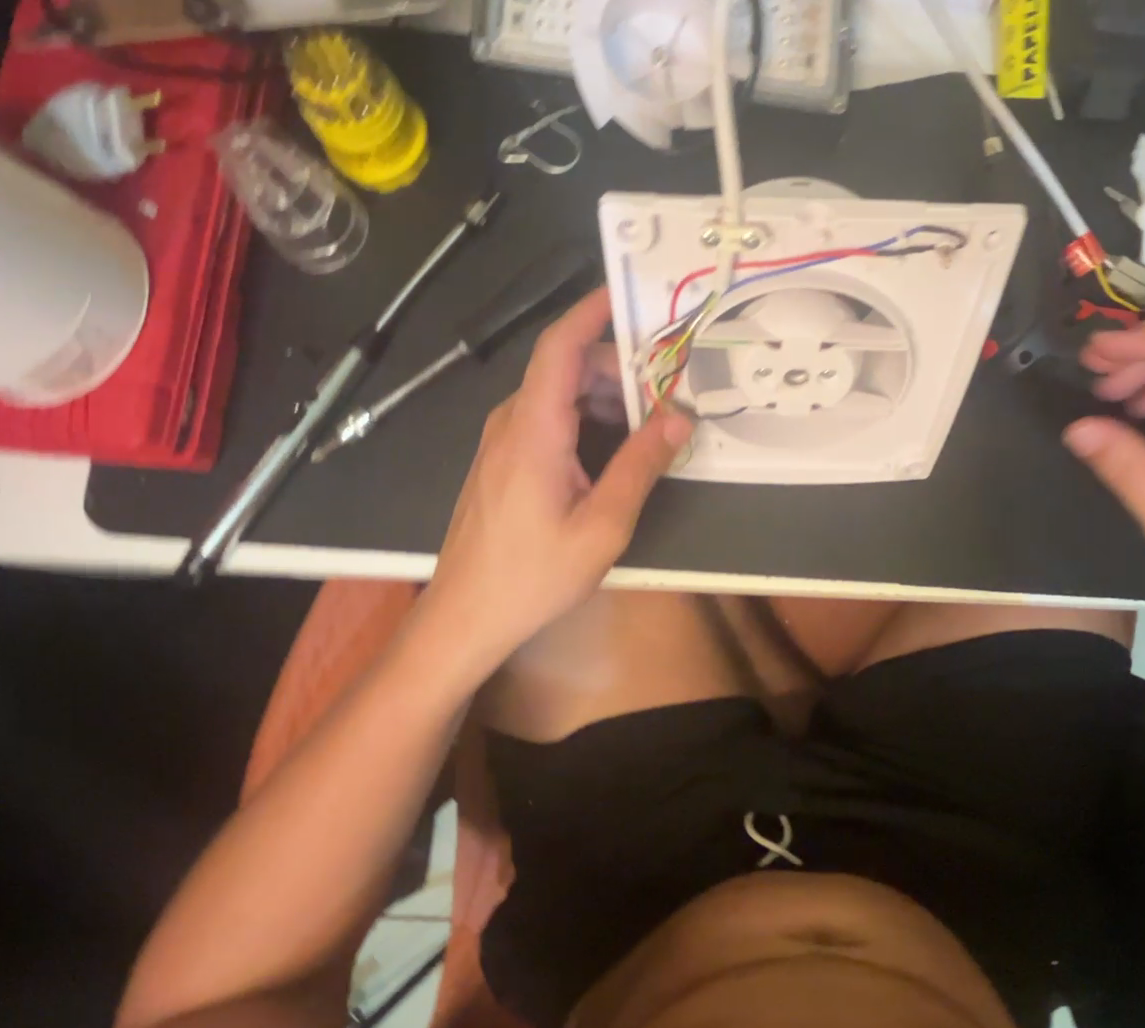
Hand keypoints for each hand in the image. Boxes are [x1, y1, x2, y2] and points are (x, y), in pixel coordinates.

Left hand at [421, 288, 693, 658]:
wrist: (465, 616)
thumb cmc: (533, 575)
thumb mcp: (602, 526)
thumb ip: (640, 467)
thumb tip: (679, 420)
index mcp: (534, 429)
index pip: (560, 347)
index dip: (592, 312)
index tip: (629, 293)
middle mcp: (511, 424)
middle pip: (563, 369)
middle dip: (617, 367)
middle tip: (667, 388)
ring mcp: (500, 443)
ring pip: (555, 395)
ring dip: (602, 396)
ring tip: (649, 421)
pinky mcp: (500, 464)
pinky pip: (545, 420)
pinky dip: (583, 418)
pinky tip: (612, 447)